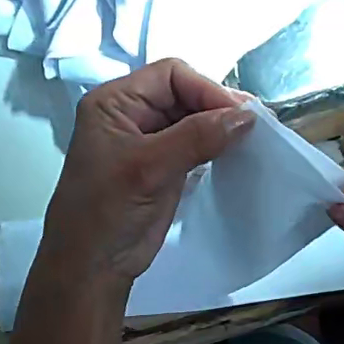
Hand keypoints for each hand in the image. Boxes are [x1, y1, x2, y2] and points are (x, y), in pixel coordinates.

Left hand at [41, 59, 254, 288]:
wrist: (91, 267)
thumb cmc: (107, 212)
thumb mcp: (149, 168)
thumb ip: (197, 137)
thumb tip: (245, 116)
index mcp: (113, 103)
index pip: (170, 76)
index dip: (206, 90)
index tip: (239, 116)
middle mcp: (128, 115)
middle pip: (183, 94)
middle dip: (215, 108)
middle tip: (252, 128)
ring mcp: (145, 142)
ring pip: (191, 120)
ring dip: (218, 128)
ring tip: (249, 142)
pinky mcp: (160, 167)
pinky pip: (192, 145)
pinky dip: (213, 147)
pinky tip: (233, 156)